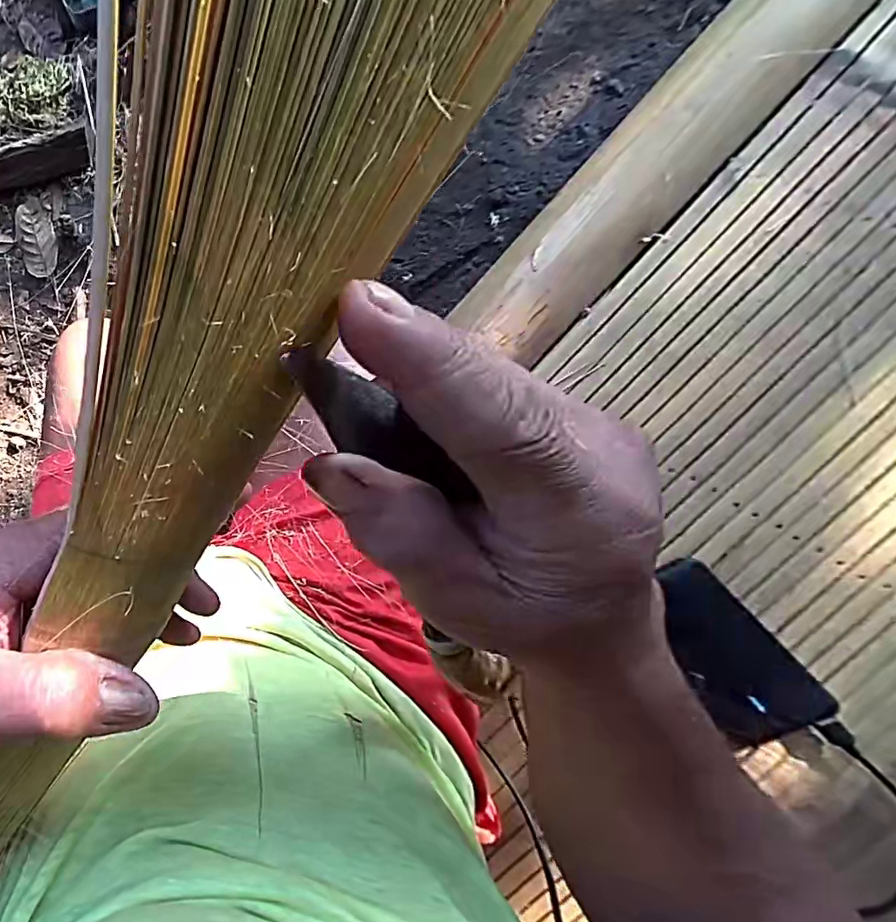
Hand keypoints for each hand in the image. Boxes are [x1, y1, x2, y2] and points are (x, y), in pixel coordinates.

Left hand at [0, 511, 218, 783]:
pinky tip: (133, 649)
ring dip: (133, 602)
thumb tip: (140, 693)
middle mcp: (5, 558)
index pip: (88, 535)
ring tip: (181, 633)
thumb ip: (52, 695)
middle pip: (94, 552)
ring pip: (86, 578)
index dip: (146, 558)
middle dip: (150, 579)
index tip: (194, 596)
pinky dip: (107, 621)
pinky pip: (71, 603)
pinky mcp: (8, 613)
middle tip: (198, 616)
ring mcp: (6, 584)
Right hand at [302, 280, 664, 669]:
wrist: (591, 615)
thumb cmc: (516, 615)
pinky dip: (421, 368)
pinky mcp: (552, 405)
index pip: (495, 419)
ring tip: (347, 335)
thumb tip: (330, 465)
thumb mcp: (447, 596)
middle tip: (332, 310)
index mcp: (573, 503)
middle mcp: (590, 440)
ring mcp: (578, 415)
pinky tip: (383, 357)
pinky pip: (474, 377)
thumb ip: (396, 532)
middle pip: (482, 379)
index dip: (423, 360)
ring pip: (477, 370)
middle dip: (407, 345)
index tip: (358, 306)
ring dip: (408, 354)